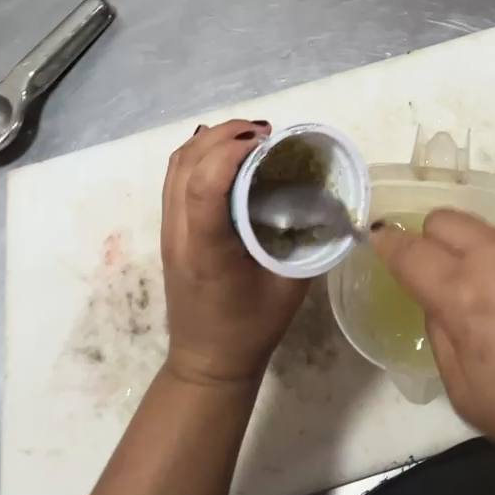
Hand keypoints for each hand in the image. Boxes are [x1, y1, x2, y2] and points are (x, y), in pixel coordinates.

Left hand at [160, 119, 309, 388]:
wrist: (207, 362)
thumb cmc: (251, 328)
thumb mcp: (291, 286)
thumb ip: (306, 238)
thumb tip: (327, 196)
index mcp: (208, 251)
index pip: (204, 186)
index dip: (231, 151)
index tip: (267, 141)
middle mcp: (179, 234)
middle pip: (185, 164)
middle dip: (224, 134)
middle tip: (265, 132)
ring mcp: (168, 230)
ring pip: (175, 165)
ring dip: (209, 139)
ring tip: (248, 136)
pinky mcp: (167, 228)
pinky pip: (174, 177)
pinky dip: (198, 153)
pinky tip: (227, 151)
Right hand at [370, 210, 494, 485]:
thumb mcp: (470, 397)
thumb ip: (441, 335)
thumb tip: (437, 298)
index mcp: (467, 296)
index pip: (409, 251)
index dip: (387, 243)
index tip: (378, 238)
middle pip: (443, 219)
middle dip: (429, 240)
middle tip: (440, 275)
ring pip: (486, 231)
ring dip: (479, 255)